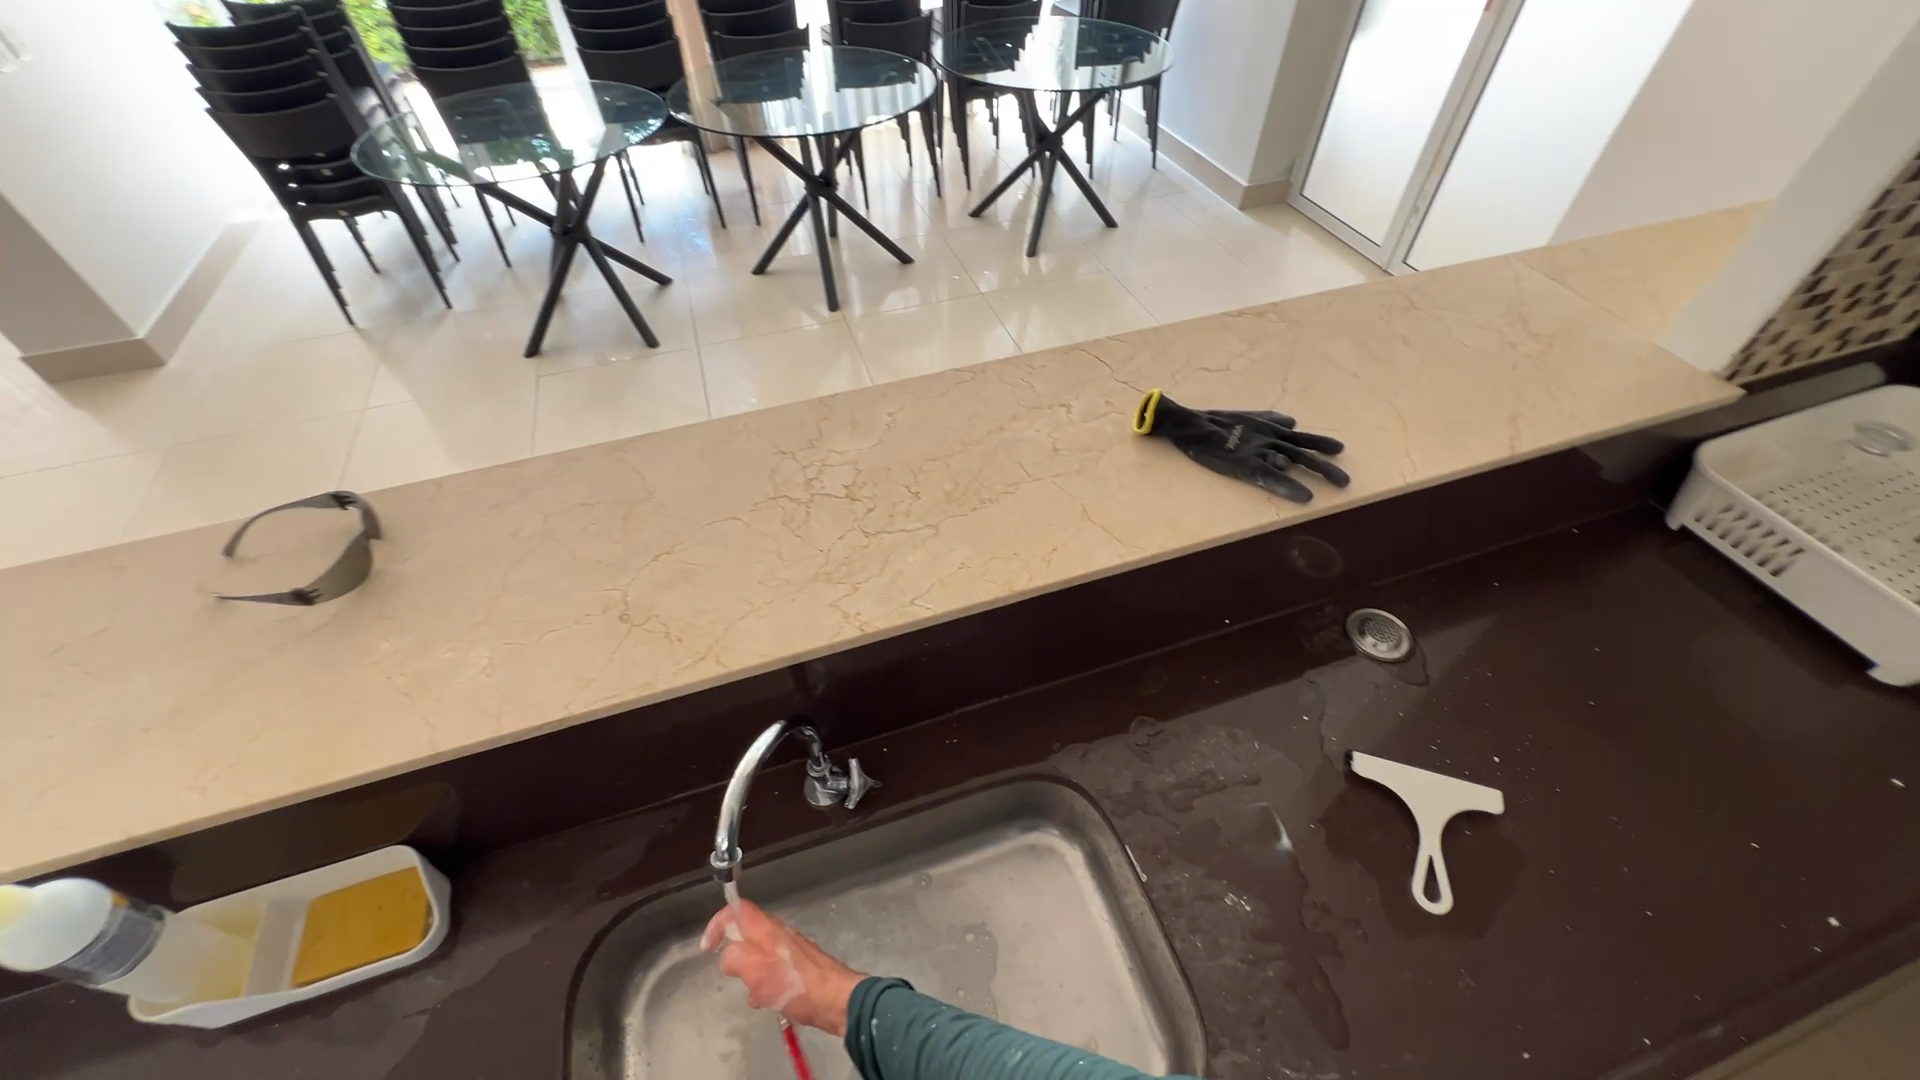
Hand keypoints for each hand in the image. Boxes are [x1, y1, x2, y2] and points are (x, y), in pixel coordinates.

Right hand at [701, 897, 866, 1036]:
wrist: (834, 999)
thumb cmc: (793, 982)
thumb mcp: (755, 969)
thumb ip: (734, 957)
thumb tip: (727, 955)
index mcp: (766, 927)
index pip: (738, 908)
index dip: (718, 921)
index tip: (707, 947)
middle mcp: (778, 933)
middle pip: (747, 934)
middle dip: (735, 956)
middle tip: (734, 977)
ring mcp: (790, 950)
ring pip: (759, 956)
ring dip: (750, 975)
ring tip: (754, 995)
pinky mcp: (799, 968)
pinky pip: (773, 972)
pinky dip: (764, 985)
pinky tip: (767, 1002)